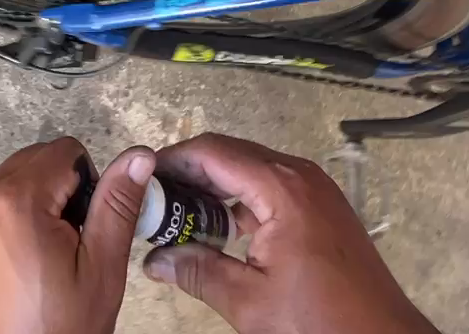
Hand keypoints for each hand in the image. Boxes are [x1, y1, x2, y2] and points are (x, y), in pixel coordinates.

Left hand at [0, 137, 155, 333]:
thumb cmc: (53, 332)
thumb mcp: (98, 272)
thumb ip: (117, 206)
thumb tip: (140, 156)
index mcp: (17, 198)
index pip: (67, 152)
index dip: (87, 187)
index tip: (85, 232)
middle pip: (38, 160)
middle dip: (61, 193)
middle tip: (69, 248)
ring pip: (13, 181)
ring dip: (35, 205)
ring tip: (44, 262)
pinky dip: (9, 221)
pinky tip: (18, 268)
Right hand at [144, 134, 438, 333]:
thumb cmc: (321, 322)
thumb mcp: (251, 303)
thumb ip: (199, 271)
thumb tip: (154, 260)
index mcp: (279, 186)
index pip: (212, 151)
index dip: (174, 158)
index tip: (145, 174)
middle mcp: (297, 172)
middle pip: (230, 152)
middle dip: (191, 170)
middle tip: (158, 195)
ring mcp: (314, 185)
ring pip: (250, 166)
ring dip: (216, 182)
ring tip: (183, 210)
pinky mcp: (323, 203)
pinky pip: (271, 183)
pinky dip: (242, 196)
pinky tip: (224, 225)